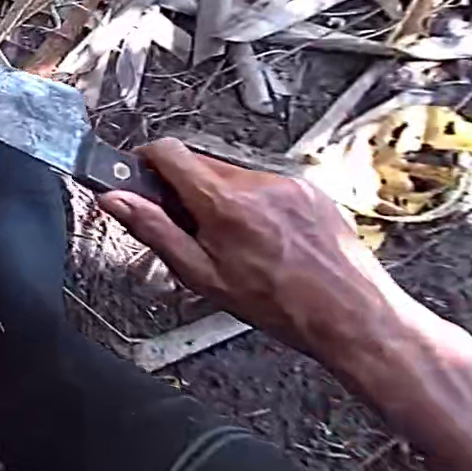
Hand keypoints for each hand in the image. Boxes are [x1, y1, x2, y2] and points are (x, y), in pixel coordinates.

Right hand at [97, 139, 468, 365]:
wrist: (357, 320)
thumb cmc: (280, 304)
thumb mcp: (199, 273)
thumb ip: (151, 228)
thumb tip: (114, 199)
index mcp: (223, 202)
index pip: (168, 151)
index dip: (145, 160)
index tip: (140, 178)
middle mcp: (257, 184)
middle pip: (196, 161)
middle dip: (180, 186)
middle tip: (186, 223)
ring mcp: (288, 184)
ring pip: (228, 173)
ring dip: (215, 194)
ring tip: (229, 236)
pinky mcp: (310, 190)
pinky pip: (261, 182)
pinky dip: (249, 200)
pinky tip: (260, 235)